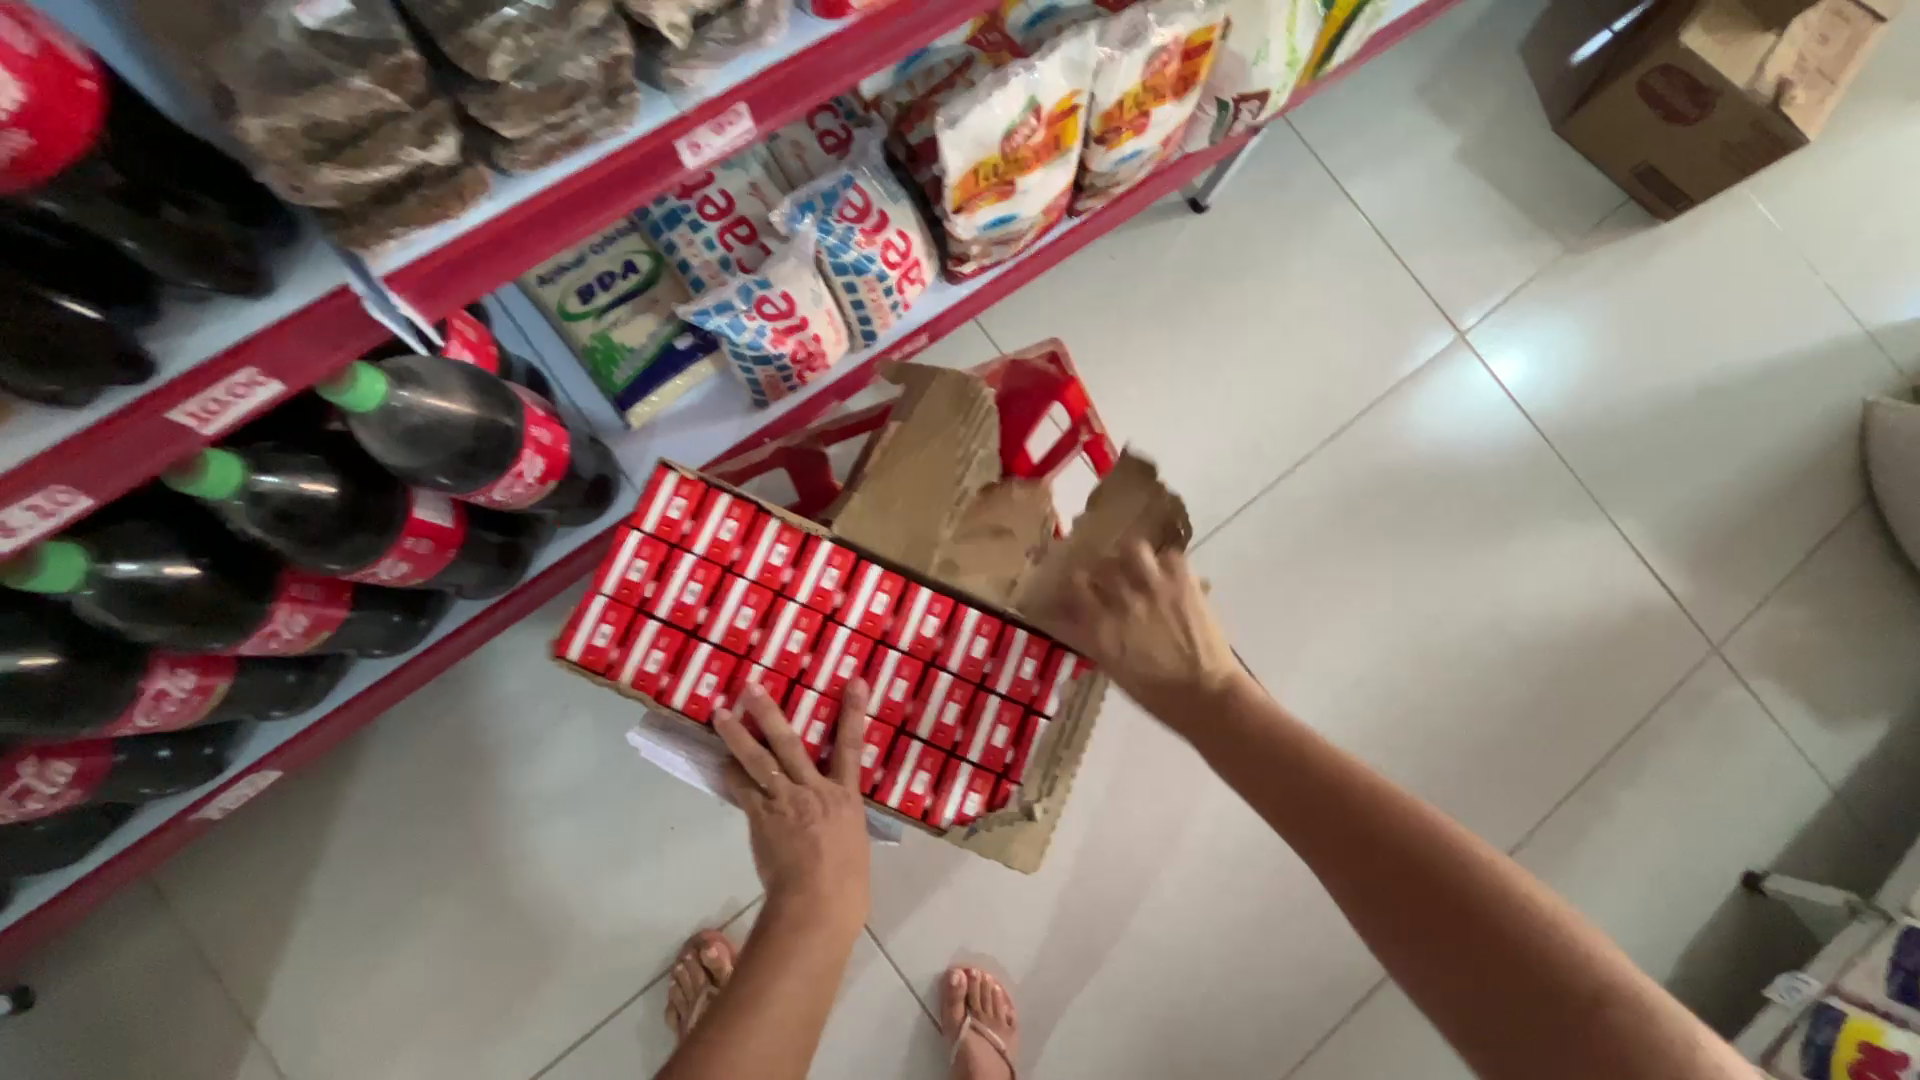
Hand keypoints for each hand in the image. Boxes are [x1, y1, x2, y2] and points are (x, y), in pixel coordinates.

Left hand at [712, 681, 872, 932]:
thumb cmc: (846, 884)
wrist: (819, 905)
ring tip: (720, 714)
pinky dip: (730, 776)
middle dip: (770, 714)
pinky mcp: (763, 819)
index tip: (853, 681)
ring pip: (758, 761)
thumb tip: (834, 818)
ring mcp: (786, 802)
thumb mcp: (853, 842)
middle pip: (790, 744)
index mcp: (845, 797)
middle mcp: (815, 790)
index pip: (851, 745)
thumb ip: (841, 821)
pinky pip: (742, 791)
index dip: (852, 712)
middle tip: (752, 688)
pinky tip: (718, 762)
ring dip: (738, 736)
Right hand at [1044, 540, 1249, 732]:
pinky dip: (1170, 565)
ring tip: (1142, 569)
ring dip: (1135, 558)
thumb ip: (1093, 638)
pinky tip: (1171, 579)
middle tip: (1117, 580)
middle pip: (1103, 565)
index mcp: (1100, 626)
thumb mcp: (1112, 668)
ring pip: (1134, 548)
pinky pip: (1172, 556)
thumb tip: (1079, 619)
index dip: (1081, 585)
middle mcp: (1122, 600)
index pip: (1076, 584)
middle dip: (1107, 571)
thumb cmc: (1155, 694)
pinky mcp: (1184, 583)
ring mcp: (1154, 588)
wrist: (1205, 696)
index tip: (1087, 590)